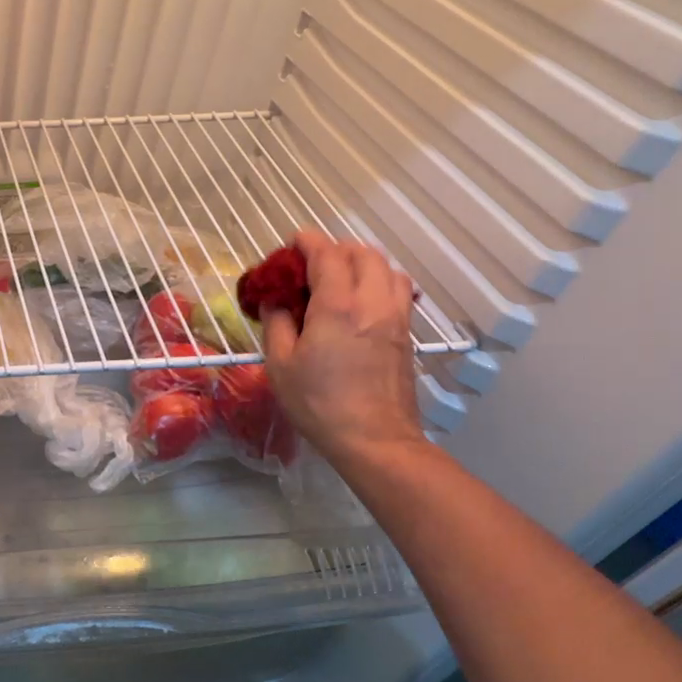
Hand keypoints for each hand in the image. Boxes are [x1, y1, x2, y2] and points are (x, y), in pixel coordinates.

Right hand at [261, 230, 426, 463]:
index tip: (291, 244)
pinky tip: (358, 302)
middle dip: (335, 249)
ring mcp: (396, 317)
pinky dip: (377, 282)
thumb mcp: (280, 364)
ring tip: (337, 280)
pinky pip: (397, 290)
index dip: (307, 242)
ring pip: (387, 268)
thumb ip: (277, 323)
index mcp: (337, 305)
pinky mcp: (406, 334)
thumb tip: (276, 302)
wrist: (374, 439)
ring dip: (361, 263)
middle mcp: (372, 301)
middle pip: (363, 253)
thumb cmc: (319, 403)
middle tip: (310, 265)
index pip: (327, 254)